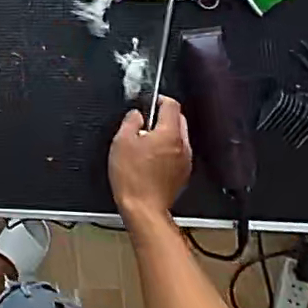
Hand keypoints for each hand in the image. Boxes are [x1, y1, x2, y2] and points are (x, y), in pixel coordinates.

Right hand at [108, 96, 193, 224]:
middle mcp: (182, 146)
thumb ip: (131, 121)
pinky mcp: (183, 174)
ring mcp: (185, 161)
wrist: (143, 208)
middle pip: (179, 119)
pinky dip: (167, 150)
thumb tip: (136, 115)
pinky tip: (150, 159)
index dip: (159, 99)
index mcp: (169, 134)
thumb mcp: (121, 142)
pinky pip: (178, 153)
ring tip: (145, 143)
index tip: (149, 102)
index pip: (172, 105)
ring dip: (165, 134)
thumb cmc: (132, 177)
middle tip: (144, 123)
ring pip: (179, 137)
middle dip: (163, 117)